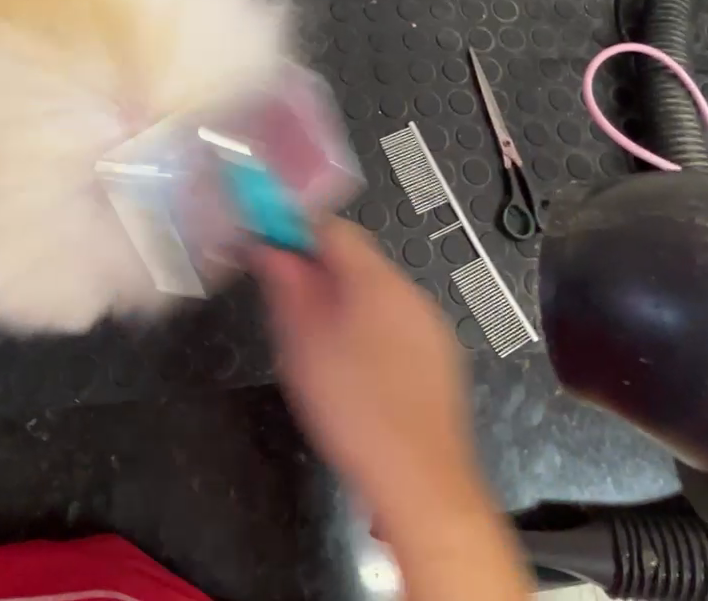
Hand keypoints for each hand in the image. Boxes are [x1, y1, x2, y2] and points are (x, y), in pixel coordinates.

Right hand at [250, 219, 483, 532]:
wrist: (420, 480)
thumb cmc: (355, 411)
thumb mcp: (302, 346)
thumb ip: (285, 288)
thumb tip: (269, 249)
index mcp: (376, 280)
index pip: (331, 228)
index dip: (295, 232)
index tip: (267, 248)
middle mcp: (410, 292)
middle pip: (356, 261)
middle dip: (318, 274)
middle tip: (286, 308)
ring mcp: (431, 323)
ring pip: (376, 294)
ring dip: (344, 303)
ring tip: (318, 348)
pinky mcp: (440, 354)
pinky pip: (397, 323)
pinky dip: (371, 331)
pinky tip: (356, 372)